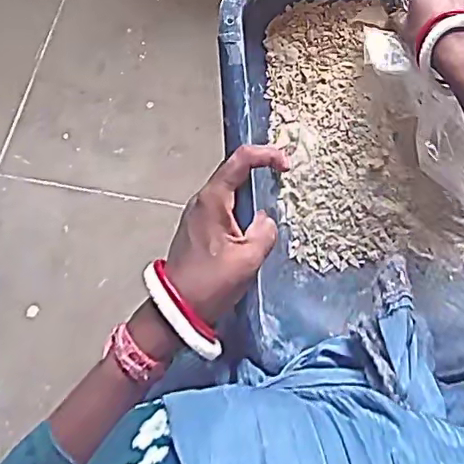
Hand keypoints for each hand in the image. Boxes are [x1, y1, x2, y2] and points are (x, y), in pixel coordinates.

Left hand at [160, 144, 285, 326]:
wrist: (177, 309)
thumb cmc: (211, 282)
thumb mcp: (247, 259)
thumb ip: (264, 231)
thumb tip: (266, 219)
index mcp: (212, 199)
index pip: (241, 160)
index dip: (266, 154)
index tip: (286, 164)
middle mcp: (203, 199)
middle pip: (234, 170)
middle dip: (260, 167)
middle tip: (284, 173)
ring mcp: (198, 212)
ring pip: (230, 189)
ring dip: (252, 188)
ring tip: (275, 194)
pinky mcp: (199, 226)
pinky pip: (225, 205)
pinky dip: (243, 204)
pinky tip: (256, 218)